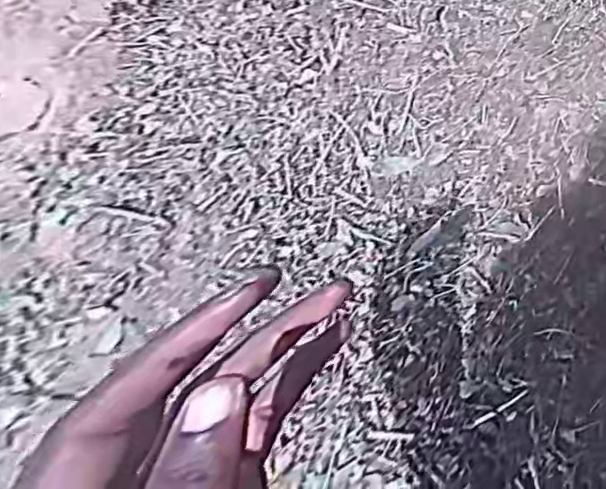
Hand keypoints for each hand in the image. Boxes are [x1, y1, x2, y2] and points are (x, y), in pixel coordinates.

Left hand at [15, 271, 351, 488]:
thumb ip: (186, 478)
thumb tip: (216, 393)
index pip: (116, 407)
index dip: (181, 341)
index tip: (252, 290)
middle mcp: (130, 481)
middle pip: (182, 392)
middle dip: (254, 331)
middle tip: (314, 288)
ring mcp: (181, 481)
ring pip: (229, 398)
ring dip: (288, 344)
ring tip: (338, 302)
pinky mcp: (227, 481)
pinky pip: (259, 418)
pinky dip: (297, 376)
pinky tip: (330, 344)